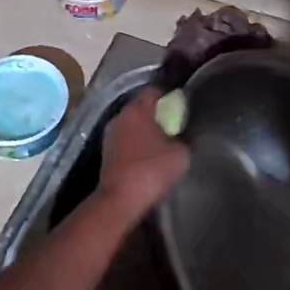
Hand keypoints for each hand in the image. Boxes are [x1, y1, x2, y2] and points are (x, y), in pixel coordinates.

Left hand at [97, 90, 189, 219]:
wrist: (120, 198)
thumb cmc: (152, 170)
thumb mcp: (181, 153)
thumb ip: (184, 137)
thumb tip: (182, 134)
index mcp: (137, 109)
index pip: (153, 90)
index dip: (168, 95)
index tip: (181, 105)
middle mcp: (120, 115)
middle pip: (141, 106)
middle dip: (157, 113)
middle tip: (174, 125)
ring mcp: (110, 132)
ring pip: (132, 122)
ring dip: (145, 128)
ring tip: (162, 141)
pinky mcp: (106, 149)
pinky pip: (125, 137)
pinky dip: (136, 141)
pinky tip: (147, 154)